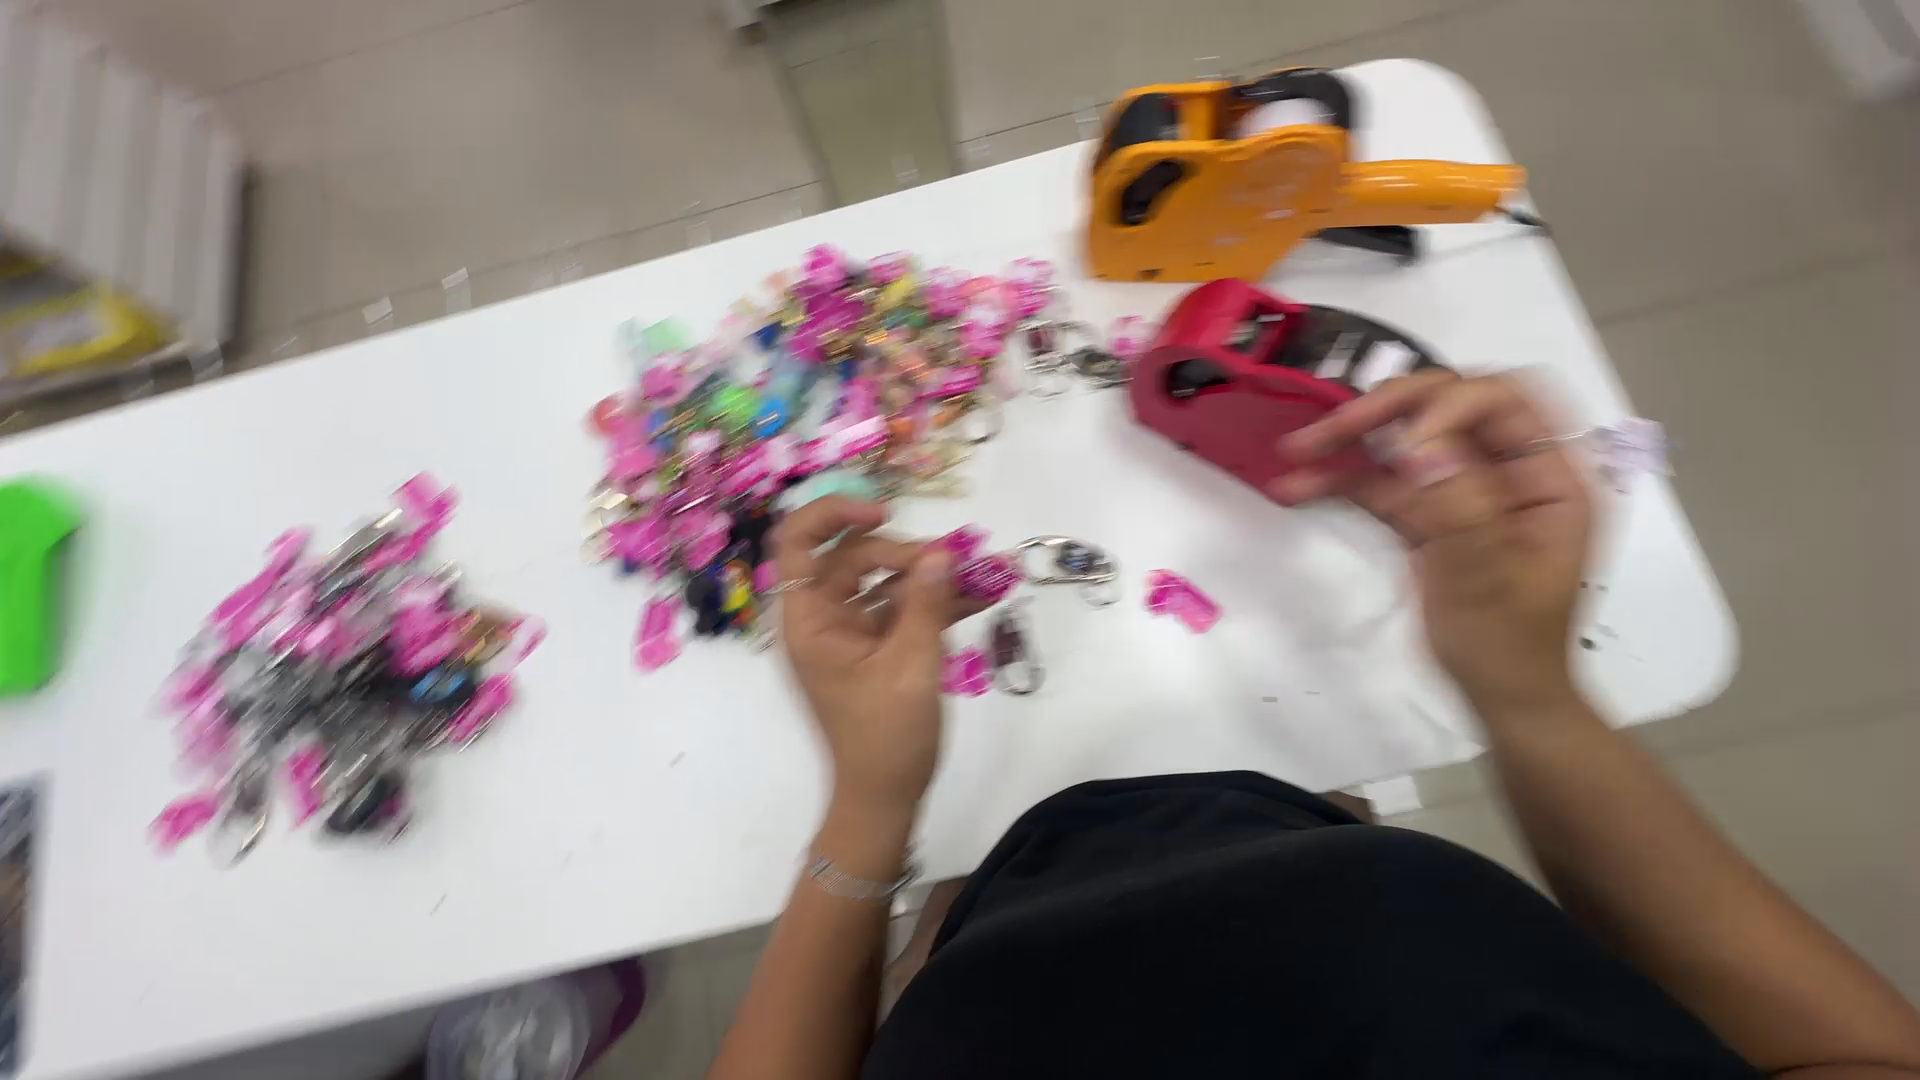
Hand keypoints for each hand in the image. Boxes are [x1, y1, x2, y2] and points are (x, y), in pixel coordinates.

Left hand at [773, 497, 983, 814]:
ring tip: (983, 572)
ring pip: (886, 582)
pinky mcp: (879, 648)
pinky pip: (904, 611)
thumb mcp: (912, 665)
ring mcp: (853, 632)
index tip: (886, 514)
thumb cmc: (885, 736)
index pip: (797, 542)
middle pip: (854, 557)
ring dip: (931, 576)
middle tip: (951, 568)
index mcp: (809, 619)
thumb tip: (943, 552)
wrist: (885, 798)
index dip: (834, 513)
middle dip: (905, 554)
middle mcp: (825, 617)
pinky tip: (981, 597)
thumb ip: (926, 603)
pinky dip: (937, 603)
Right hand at [1271, 371, 1593, 712]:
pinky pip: (1381, 485)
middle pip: (1447, 410)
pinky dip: (1340, 482)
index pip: (1506, 402)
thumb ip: (1458, 505)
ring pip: (1405, 442)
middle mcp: (1507, 472)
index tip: (1403, 447)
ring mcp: (1463, 491)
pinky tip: (1295, 487)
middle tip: (1330, 428)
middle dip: (1387, 411)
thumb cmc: (1508, 644)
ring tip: (1296, 450)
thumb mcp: (1487, 578)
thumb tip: (1418, 443)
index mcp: (1549, 478)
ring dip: (1350, 441)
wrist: (1498, 696)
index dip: (1450, 406)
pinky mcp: (1426, 514)